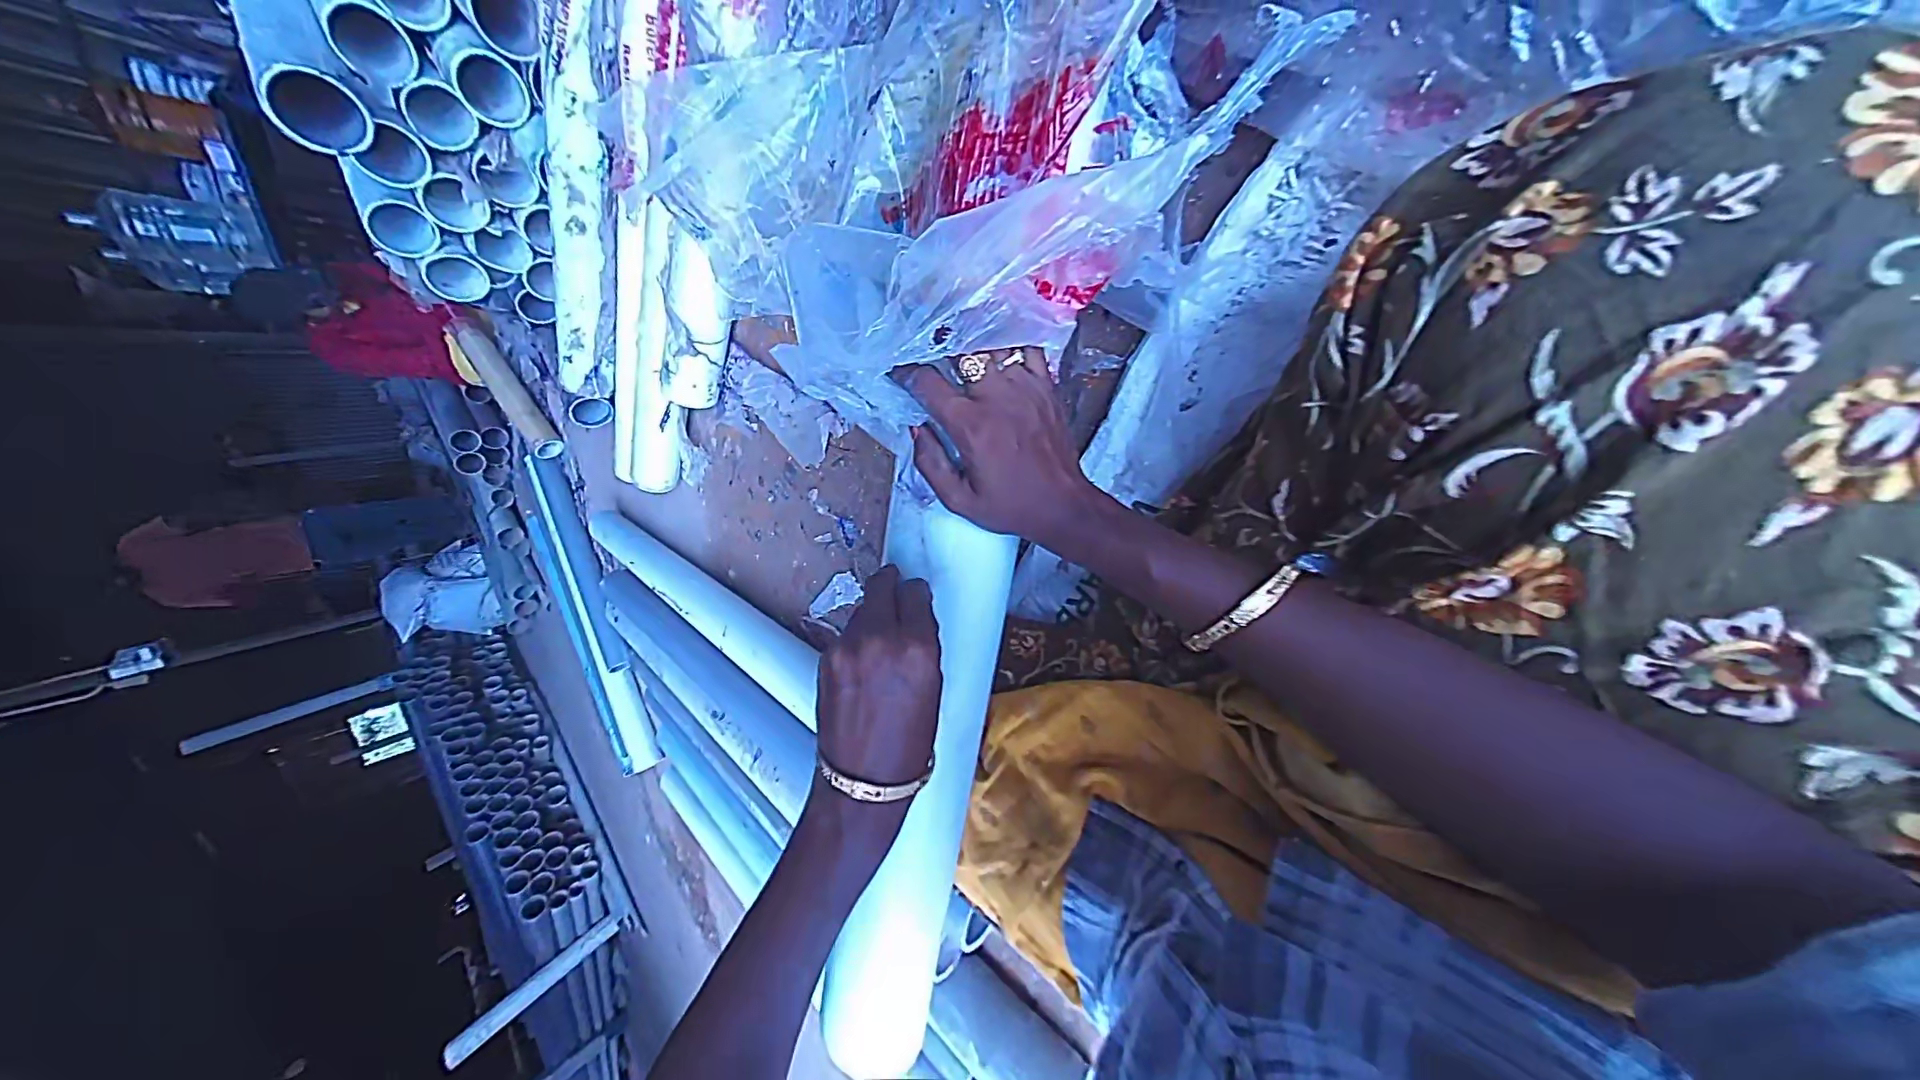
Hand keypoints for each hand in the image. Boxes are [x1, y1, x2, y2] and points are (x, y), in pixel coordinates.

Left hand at [814, 566, 941, 801]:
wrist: (863, 778)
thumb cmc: (907, 743)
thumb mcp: (933, 686)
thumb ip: (923, 644)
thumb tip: (914, 618)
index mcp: (917, 647)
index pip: (914, 592)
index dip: (915, 592)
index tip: (915, 593)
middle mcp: (880, 639)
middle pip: (882, 587)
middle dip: (890, 587)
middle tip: (895, 590)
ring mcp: (848, 647)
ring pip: (861, 608)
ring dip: (872, 614)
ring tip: (881, 639)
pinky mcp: (826, 657)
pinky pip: (846, 634)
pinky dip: (856, 639)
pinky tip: (864, 662)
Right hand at [906, 349, 1107, 549]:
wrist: (1062, 505)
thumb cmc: (1012, 505)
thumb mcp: (958, 499)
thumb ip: (929, 463)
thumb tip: (918, 429)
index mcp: (970, 426)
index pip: (928, 382)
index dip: (907, 373)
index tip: (901, 373)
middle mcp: (997, 399)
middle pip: (960, 353)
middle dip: (939, 351)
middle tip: (930, 356)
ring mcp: (1025, 388)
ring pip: (992, 347)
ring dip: (973, 347)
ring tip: (962, 352)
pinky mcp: (1046, 388)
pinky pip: (1027, 350)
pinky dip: (1010, 347)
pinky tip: (999, 354)